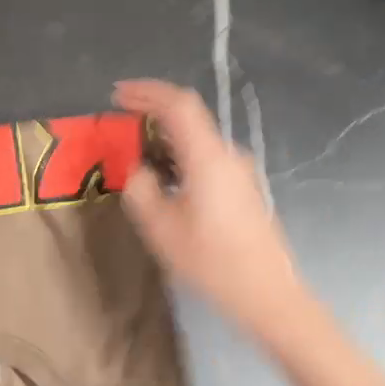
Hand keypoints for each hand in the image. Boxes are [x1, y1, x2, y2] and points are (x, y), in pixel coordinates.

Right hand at [116, 80, 308, 339]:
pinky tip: (162, 180)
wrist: (266, 292)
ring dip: (164, 140)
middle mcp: (228, 156)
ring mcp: (239, 172)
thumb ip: (142, 192)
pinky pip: (204, 160)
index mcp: (208, 158)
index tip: (118, 94)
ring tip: (133, 154)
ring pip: (196, 142)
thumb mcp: (162, 229)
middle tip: (119, 122)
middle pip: (189, 119)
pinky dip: (178, 158)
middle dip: (151, 114)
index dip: (147, 92)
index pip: (179, 105)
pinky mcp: (241, 189)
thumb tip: (137, 172)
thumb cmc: (212, 262)